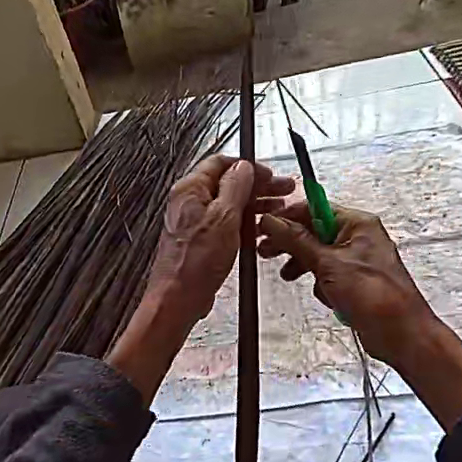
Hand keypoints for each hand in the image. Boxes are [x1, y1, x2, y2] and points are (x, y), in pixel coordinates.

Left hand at [145, 154, 294, 323]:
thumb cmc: (195, 262)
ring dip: (254, 205)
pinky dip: (244, 224)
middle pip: (227, 184)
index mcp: (190, 190)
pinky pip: (225, 225)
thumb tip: (244, 167)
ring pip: (229, 205)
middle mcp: (189, 203)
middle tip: (282, 189)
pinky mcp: (200, 240)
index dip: (248, 167)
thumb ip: (235, 188)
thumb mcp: (224, 218)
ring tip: (278, 208)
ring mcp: (194, 222)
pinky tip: (260, 230)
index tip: (269, 174)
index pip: (220, 163)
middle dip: (257, 186)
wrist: (179, 298)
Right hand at [258, 202, 461, 428]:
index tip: (264, 228)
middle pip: (314, 231)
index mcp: (357, 224)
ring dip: (302, 264)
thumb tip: (270, 221)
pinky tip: (321, 295)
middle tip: (266, 251)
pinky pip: (328, 274)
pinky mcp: (355, 281)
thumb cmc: (374, 296)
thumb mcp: (327, 263)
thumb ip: (296, 240)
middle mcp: (358, 237)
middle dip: (291, 243)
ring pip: (318, 254)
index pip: (314, 208)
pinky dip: (320, 283)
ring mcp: (357, 260)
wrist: (401, 334)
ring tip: (287, 275)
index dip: (287, 217)